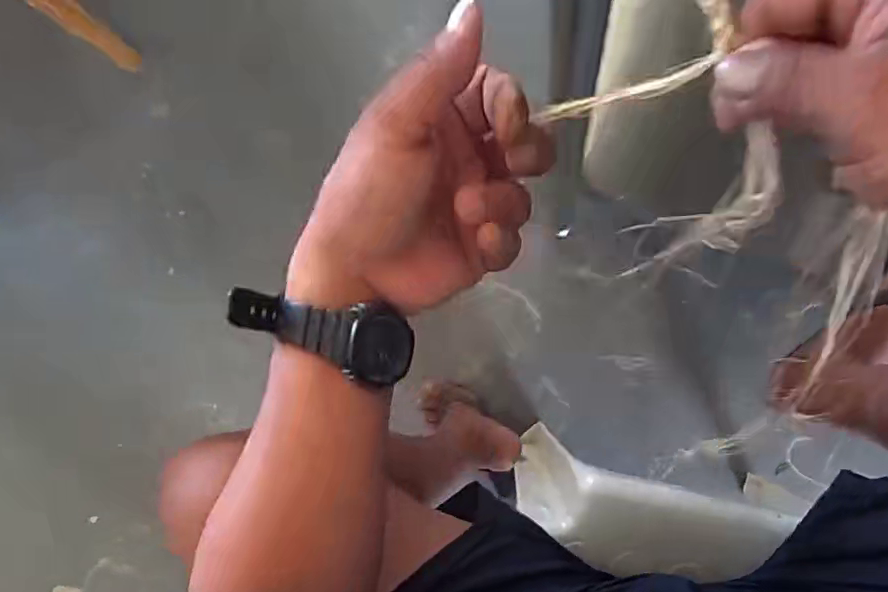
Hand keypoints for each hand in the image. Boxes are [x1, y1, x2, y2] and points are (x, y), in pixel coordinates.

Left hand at [288, 0, 555, 312]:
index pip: (499, 96)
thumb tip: (473, 9)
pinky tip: (478, 243)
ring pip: (522, 196)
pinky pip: (512, 242)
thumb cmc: (368, 191)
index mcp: (445, 121)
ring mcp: (477, 208)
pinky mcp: (480, 251)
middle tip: (512, 161)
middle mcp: (466, 161)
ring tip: (467, 213)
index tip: (507, 124)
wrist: (357, 270)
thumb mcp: (397, 123)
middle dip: (530, 150)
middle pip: (526, 144)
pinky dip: (501, 242)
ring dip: (503, 202)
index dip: (513, 104)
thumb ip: (439, 72)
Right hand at [709, 0, 887, 240]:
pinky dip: (852, 133)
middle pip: (807, 33)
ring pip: (833, 73)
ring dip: (822, 119)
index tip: (734, 118)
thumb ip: (785, 83)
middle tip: (786, 141)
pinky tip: (869, 159)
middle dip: (788, 91)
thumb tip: (724, 74)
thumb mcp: (859, 103)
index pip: (784, 1)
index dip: (749, 54)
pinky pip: (865, 100)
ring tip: (848, 152)